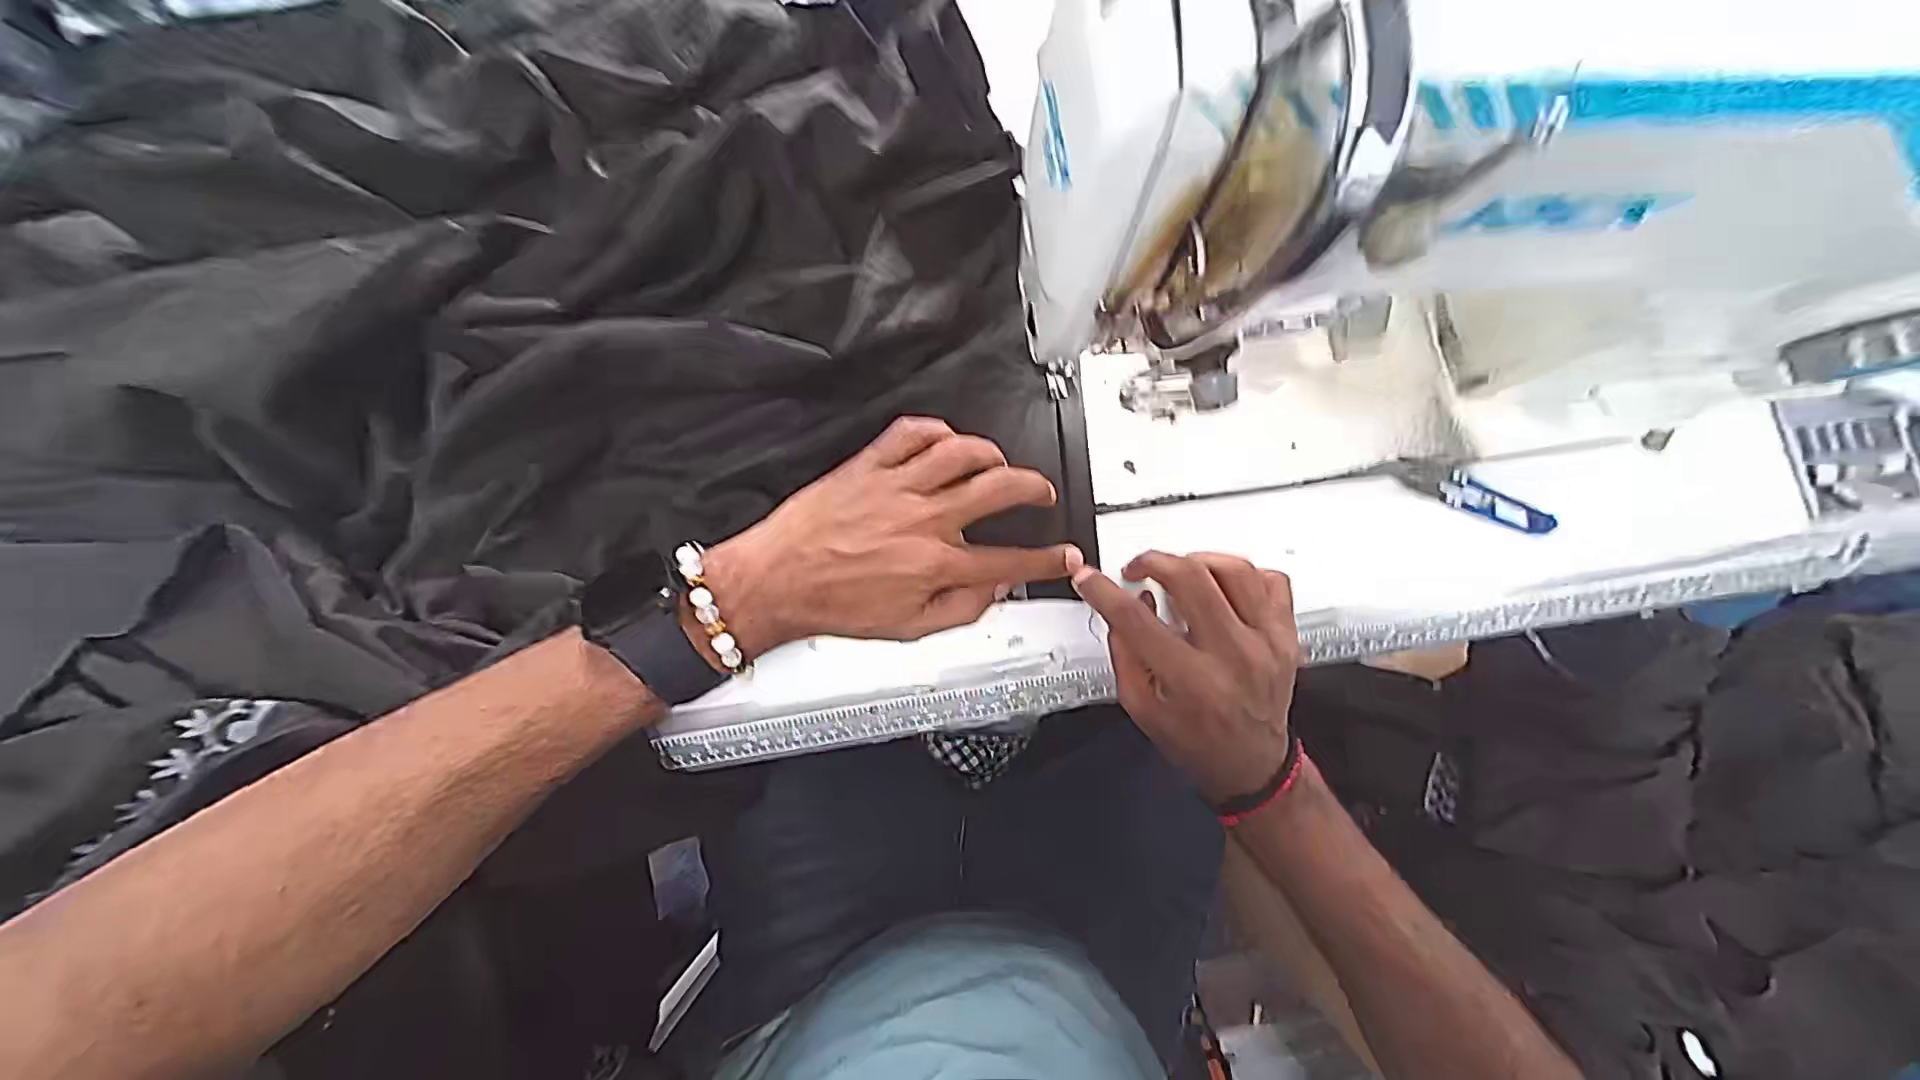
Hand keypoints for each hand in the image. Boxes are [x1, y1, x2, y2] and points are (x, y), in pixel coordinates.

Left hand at [699, 417, 1079, 654]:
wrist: (778, 581)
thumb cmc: (833, 604)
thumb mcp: (908, 628)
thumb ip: (961, 609)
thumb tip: (993, 591)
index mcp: (936, 564)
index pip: (1009, 558)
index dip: (1046, 558)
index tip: (1061, 554)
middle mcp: (923, 520)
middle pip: (999, 489)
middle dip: (1034, 488)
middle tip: (1041, 492)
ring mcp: (897, 487)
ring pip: (962, 452)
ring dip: (992, 454)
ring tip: (999, 463)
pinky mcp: (869, 467)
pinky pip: (911, 434)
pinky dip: (936, 430)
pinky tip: (945, 441)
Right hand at [1071, 551, 1299, 803]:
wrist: (1251, 766)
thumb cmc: (1198, 742)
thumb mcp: (1141, 708)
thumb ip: (1126, 655)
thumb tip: (1120, 609)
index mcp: (1191, 681)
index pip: (1135, 619)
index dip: (1103, 591)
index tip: (1090, 579)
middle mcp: (1233, 657)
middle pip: (1190, 578)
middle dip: (1151, 562)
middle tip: (1138, 569)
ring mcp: (1266, 643)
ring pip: (1234, 570)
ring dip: (1196, 561)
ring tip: (1180, 571)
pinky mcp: (1286, 636)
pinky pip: (1272, 581)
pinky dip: (1244, 574)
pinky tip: (1223, 586)